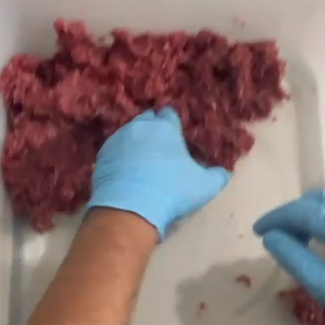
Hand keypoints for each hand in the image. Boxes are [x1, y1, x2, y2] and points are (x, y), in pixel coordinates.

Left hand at [87, 109, 229, 236]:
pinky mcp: (101, 157)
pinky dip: (121, 158)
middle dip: (154, 130)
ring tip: (143, 163)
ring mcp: (116, 141)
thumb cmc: (171, 191)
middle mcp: (138, 127)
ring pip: (129, 134)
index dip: (174, 124)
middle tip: (162, 149)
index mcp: (164, 127)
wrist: (129, 210)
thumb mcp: (204, 186)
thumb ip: (217, 175)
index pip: (170, 114)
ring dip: (136, 143)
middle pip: (147, 120)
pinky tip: (127, 174)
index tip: (177, 138)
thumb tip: (223, 172)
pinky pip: (114, 152)